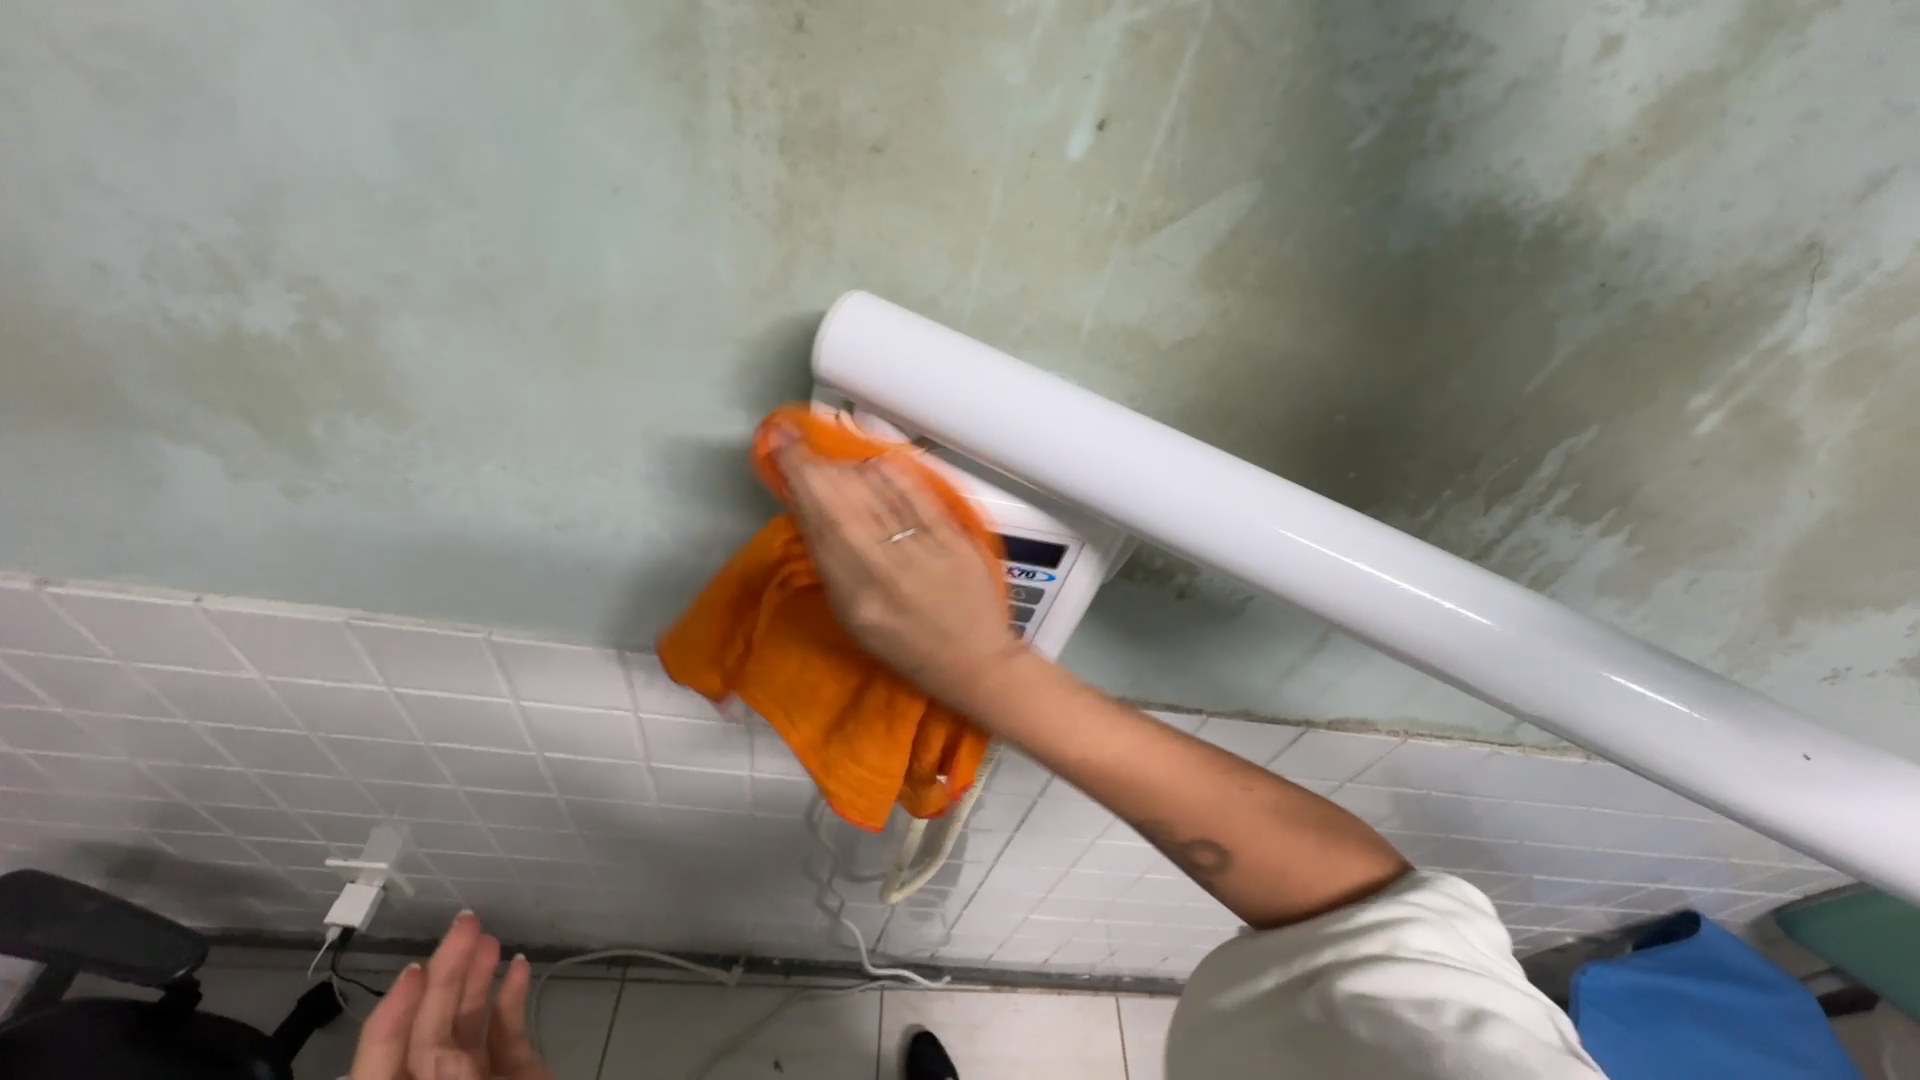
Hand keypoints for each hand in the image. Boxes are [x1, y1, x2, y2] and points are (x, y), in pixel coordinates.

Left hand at [349, 912, 553, 1079]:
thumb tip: (441, 1054)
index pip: (382, 1055)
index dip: (395, 1013)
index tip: (416, 969)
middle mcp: (432, 1079)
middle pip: (431, 1025)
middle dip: (447, 972)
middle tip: (467, 923)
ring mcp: (476, 1075)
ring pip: (467, 1021)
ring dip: (477, 975)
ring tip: (487, 937)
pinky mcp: (514, 1068)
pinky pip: (508, 1028)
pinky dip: (513, 996)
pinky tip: (521, 965)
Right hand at [775, 438, 1024, 706]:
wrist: (972, 661)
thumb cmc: (904, 645)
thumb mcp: (853, 616)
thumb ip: (831, 562)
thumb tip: (809, 505)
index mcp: (856, 595)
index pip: (820, 524)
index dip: (797, 479)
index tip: (778, 445)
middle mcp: (887, 569)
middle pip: (843, 502)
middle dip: (815, 464)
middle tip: (796, 440)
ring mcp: (924, 551)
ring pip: (878, 493)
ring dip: (848, 467)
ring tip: (836, 459)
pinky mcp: (955, 539)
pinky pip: (919, 496)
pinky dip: (894, 474)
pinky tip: (877, 463)